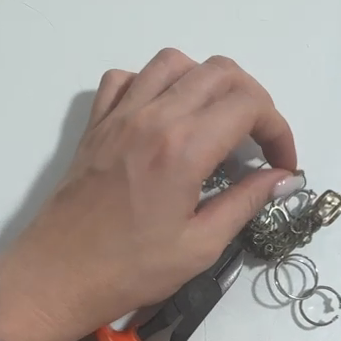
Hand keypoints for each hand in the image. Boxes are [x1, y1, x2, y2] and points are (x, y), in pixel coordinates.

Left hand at [0, 49, 300, 340]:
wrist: (57, 277)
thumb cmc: (131, 270)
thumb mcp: (200, 247)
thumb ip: (245, 202)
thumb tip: (281, 178)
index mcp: (183, 148)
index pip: (249, 105)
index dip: (278, 130)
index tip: (282, 165)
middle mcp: (152, 117)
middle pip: (219, 71)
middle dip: (253, 100)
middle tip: (258, 142)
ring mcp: (119, 116)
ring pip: (174, 62)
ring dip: (207, 83)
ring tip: (216, 123)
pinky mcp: (96, 125)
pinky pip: (127, 79)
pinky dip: (155, 85)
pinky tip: (164, 117)